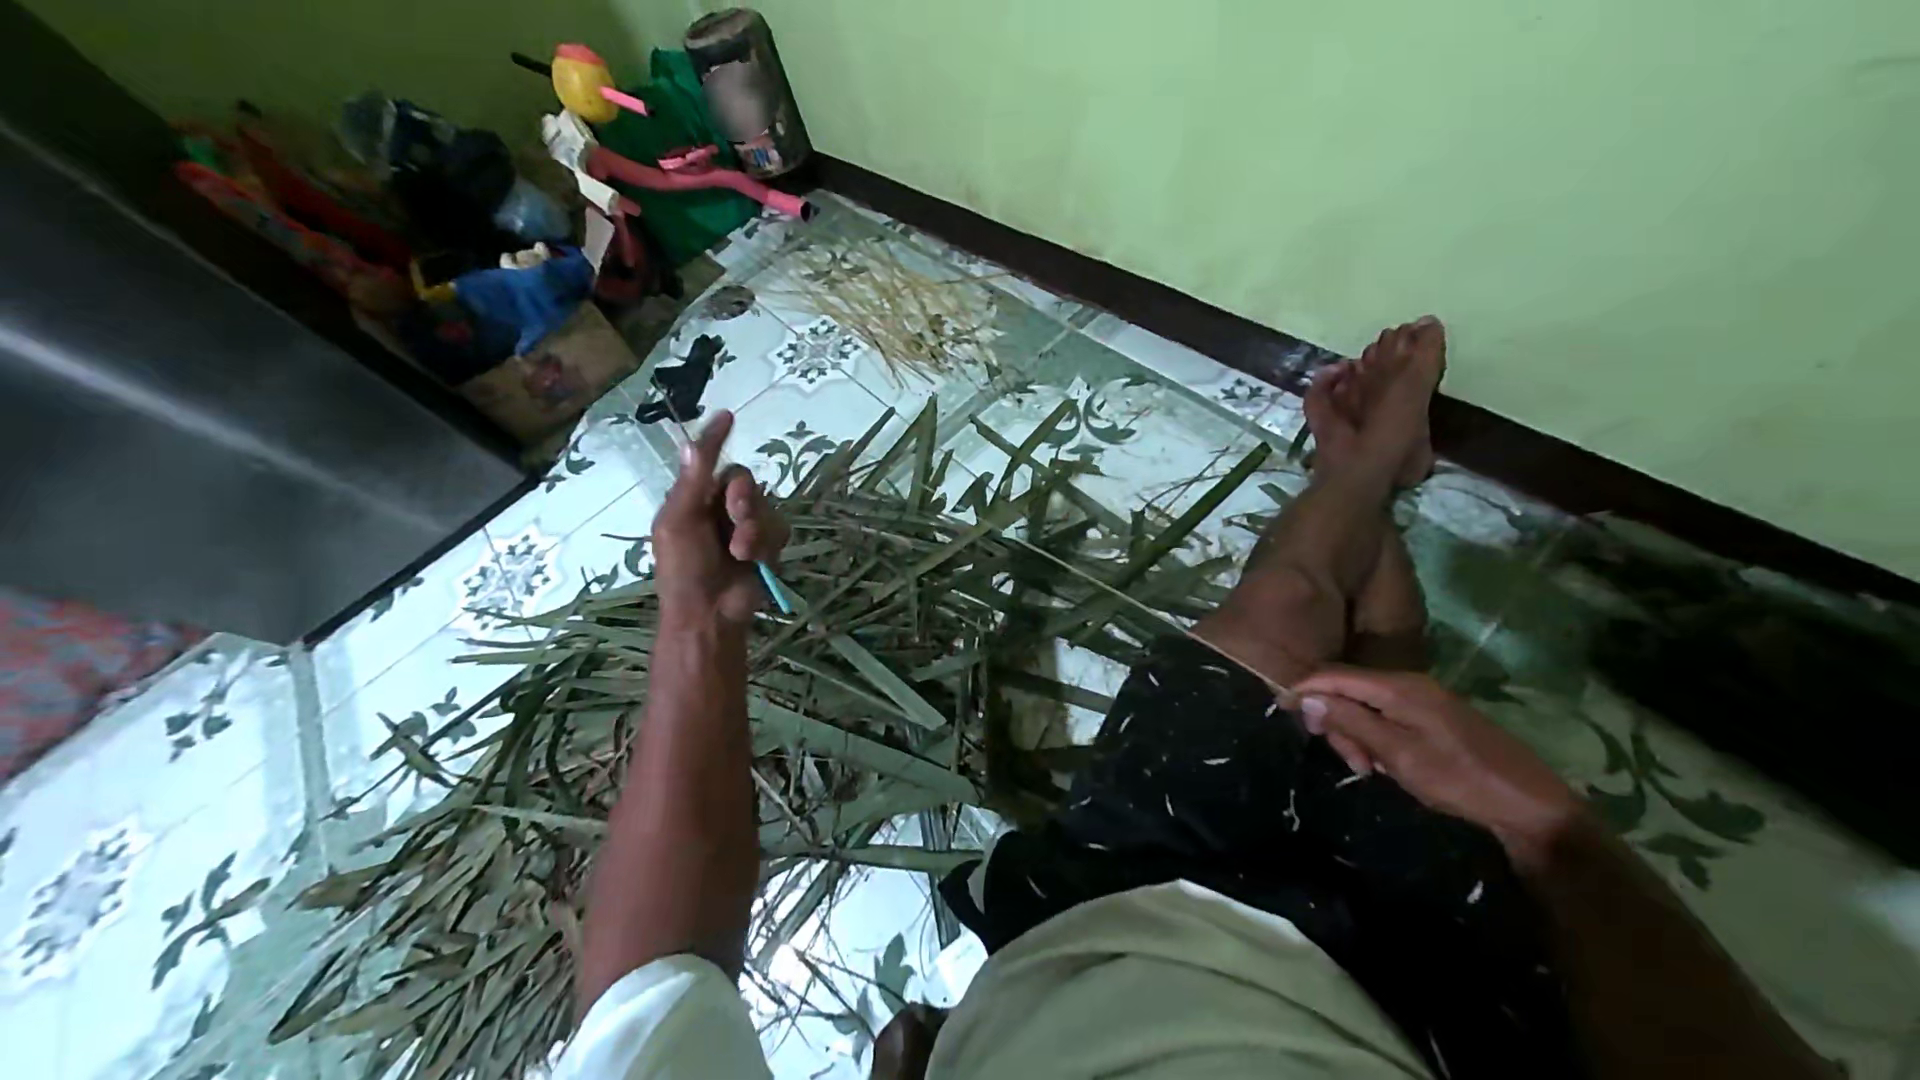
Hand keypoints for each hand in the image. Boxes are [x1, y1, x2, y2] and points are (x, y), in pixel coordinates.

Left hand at [651, 410, 788, 625]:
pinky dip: (768, 543)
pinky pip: (780, 527)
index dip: (716, 439)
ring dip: (754, 527)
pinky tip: (755, 559)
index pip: (707, 460)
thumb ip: (691, 483)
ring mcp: (746, 526)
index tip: (728, 416)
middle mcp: (720, 507)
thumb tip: (690, 441)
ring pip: (765, 504)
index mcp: (693, 499)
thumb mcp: (679, 522)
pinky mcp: (767, 545)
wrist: (711, 613)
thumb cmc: (683, 570)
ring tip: (741, 551)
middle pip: (744, 480)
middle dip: (743, 498)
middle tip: (735, 516)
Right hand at [1296, 667, 1584, 861]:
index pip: (1334, 674)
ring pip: (1366, 705)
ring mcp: (1424, 699)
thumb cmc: (1460, 779)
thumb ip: (1351, 720)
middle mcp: (1409, 683)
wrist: (1533, 807)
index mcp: (1399, 686)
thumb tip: (1306, 696)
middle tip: (1348, 761)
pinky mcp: (1433, 717)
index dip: (1303, 688)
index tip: (1280, 709)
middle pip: (1348, 690)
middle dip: (1336, 721)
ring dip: (1356, 734)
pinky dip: (1376, 737)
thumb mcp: (1397, 753)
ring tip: (1369, 769)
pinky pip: (1386, 716)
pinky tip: (1385, 764)